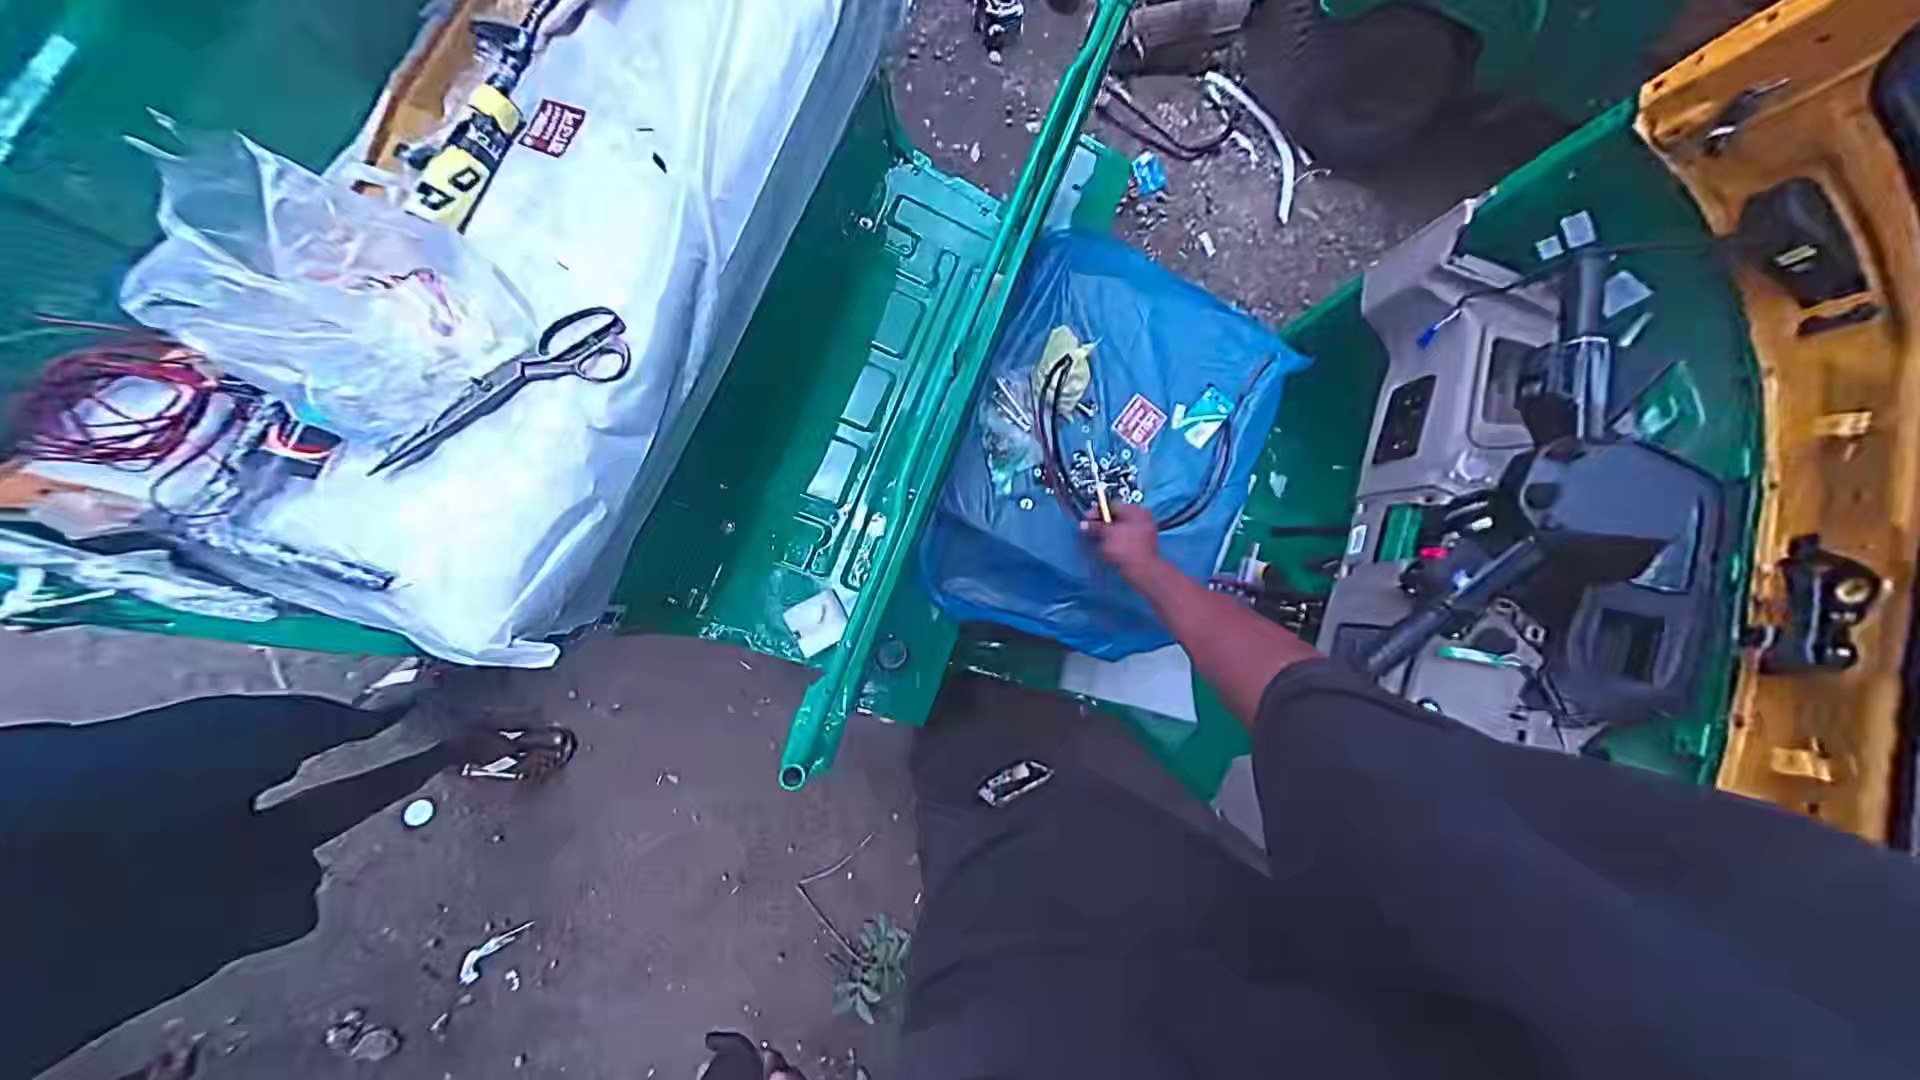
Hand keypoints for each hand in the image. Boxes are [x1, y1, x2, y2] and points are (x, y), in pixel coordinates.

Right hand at [1081, 502, 1162, 580]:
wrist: (1143, 570)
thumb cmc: (1124, 547)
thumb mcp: (1106, 534)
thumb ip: (1094, 527)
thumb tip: (1083, 524)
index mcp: (1135, 510)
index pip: (1112, 505)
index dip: (1096, 512)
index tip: (1085, 521)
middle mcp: (1142, 517)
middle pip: (1117, 517)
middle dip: (1101, 524)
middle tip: (1089, 531)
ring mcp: (1145, 531)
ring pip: (1121, 529)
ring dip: (1107, 534)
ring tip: (1096, 542)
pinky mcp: (1143, 545)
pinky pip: (1126, 539)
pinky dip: (1115, 542)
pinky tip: (1107, 549)